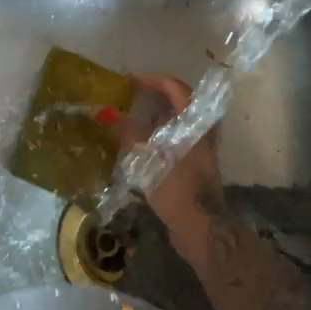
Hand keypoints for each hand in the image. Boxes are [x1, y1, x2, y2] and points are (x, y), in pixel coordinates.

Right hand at [114, 74, 223, 231]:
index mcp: (194, 123)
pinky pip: (179, 135)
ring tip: (134, 115)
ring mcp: (201, 147)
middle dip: (156, 94)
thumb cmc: (176, 188)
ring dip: (158, 113)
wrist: (201, 229)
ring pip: (180, 118)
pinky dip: (162, 131)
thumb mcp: (148, 158)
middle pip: (180, 100)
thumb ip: (129, 133)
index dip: (151, 80)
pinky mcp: (197, 163)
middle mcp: (202, 130)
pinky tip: (143, 140)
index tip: (129, 82)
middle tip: (133, 94)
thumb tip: (108, 113)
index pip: (174, 87)